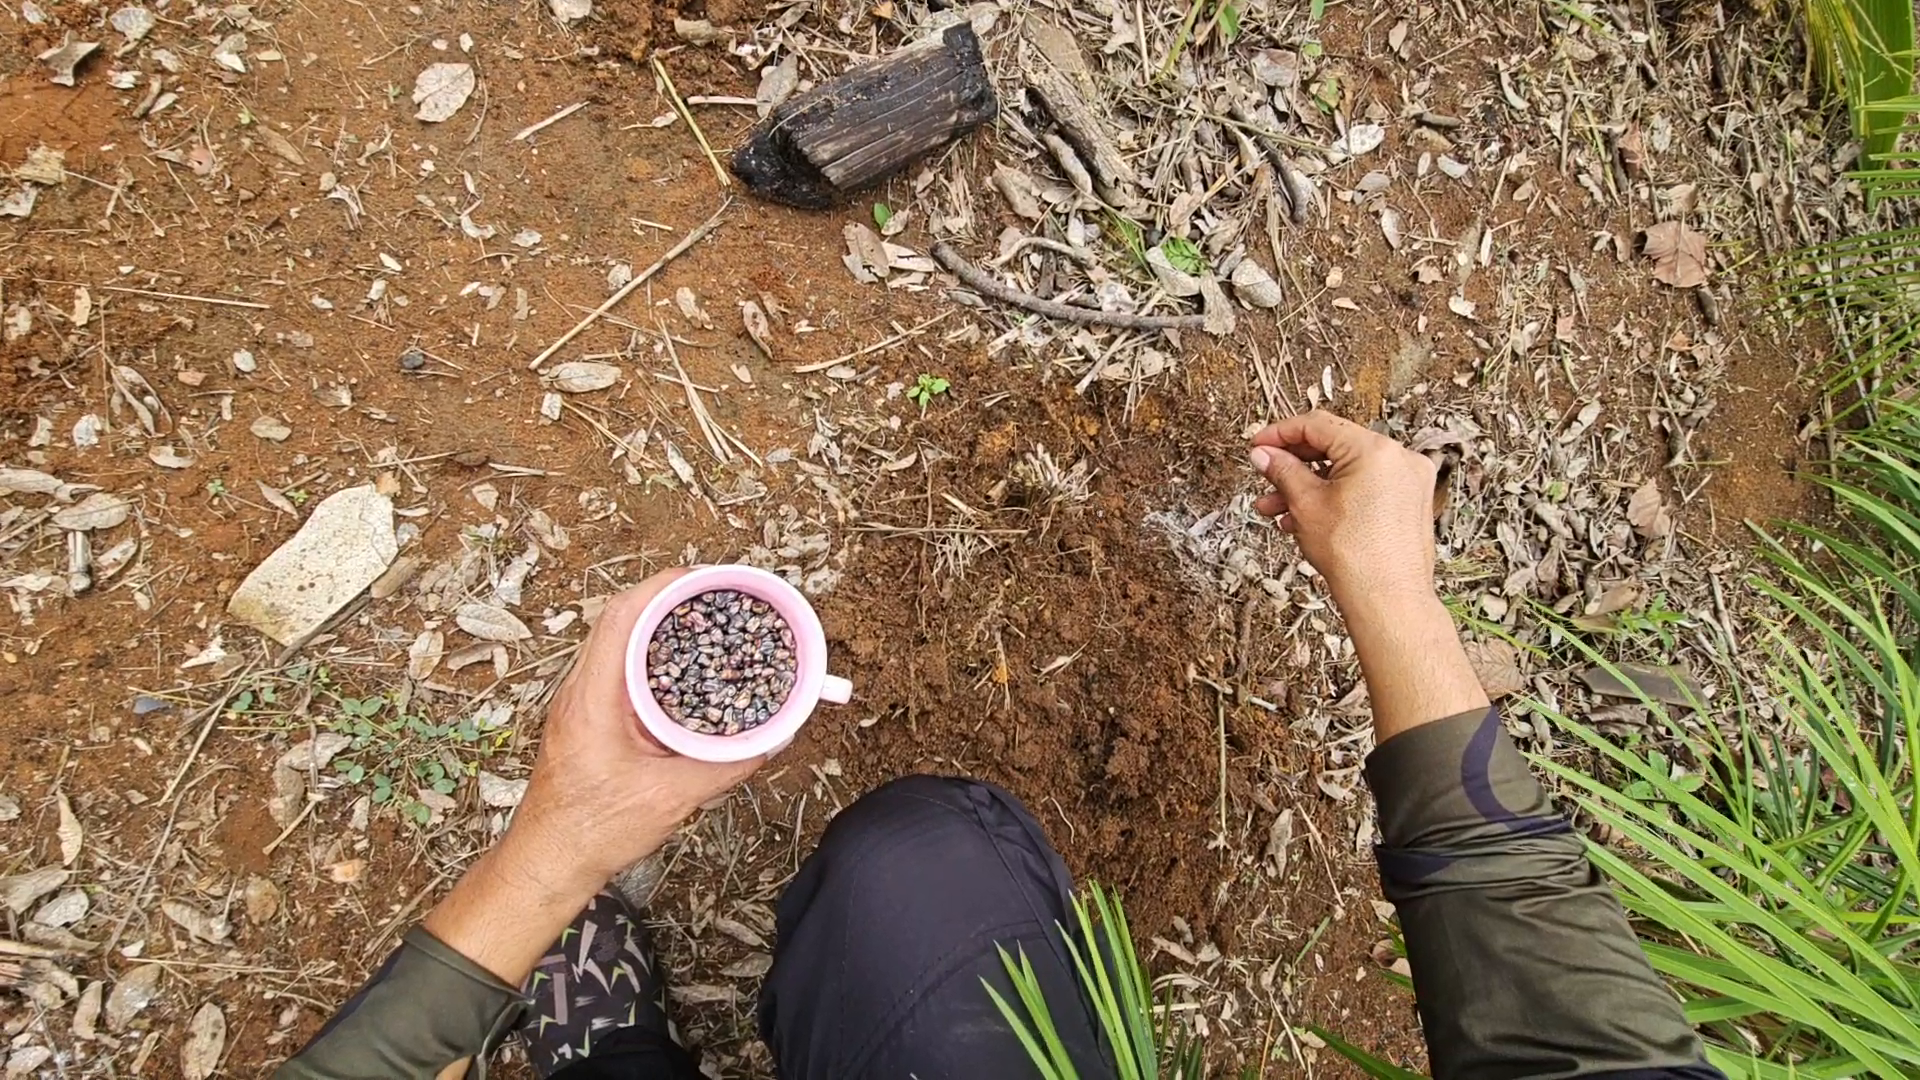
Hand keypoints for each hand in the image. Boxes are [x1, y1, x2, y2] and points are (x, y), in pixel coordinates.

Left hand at [508, 570, 765, 893]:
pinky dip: (651, 648)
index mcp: (593, 699)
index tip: (701, 577)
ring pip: (617, 638)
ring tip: (702, 615)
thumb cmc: (593, 831)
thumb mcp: (672, 797)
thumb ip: (726, 766)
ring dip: (657, 619)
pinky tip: (683, 661)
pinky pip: (620, 663)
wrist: (547, 862)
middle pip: (620, 617)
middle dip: (667, 594)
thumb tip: (772, 740)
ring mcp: (581, 700)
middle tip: (713, 591)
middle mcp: (582, 690)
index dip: (661, 587)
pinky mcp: (588, 713)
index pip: (621, 618)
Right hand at [1249, 412, 1485, 740]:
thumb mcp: (1304, 504)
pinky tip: (1303, 518)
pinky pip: (1362, 487)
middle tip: (1263, 476)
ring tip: (1274, 509)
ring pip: (1344, 471)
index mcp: (1374, 449)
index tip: (1257, 445)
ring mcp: (1407, 481)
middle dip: (1291, 465)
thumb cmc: (1353, 553)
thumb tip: (1263, 453)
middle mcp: (1398, 458)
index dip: (1279, 433)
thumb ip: (1282, 470)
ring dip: (1306, 486)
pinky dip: (1331, 496)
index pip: (1317, 425)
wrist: (1387, 598)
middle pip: (1332, 447)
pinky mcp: (1408, 502)